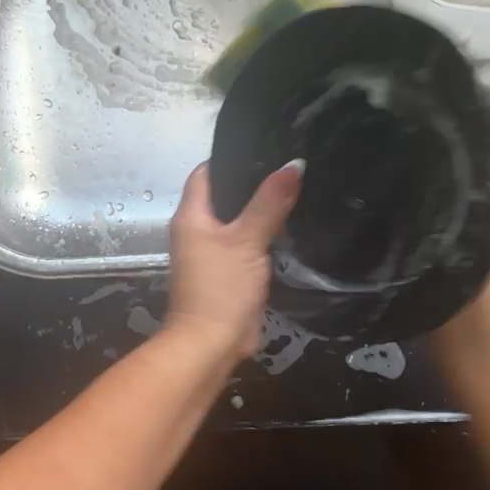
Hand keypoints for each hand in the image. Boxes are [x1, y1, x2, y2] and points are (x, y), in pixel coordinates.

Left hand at [163, 159, 303, 363]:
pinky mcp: (229, 276)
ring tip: (298, 187)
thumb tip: (294, 164)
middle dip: (254, 183)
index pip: (206, 172)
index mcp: (191, 217)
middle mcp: (197, 232)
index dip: (231, 157)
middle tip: (292, 163)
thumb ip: (269, 203)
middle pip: (225, 197)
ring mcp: (213, 256)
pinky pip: (248, 247)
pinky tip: (292, 226)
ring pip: (239, 223)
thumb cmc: (220, 288)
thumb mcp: (247, 240)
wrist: (210, 344)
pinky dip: (266, 237)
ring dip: (262, 211)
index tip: (266, 144)